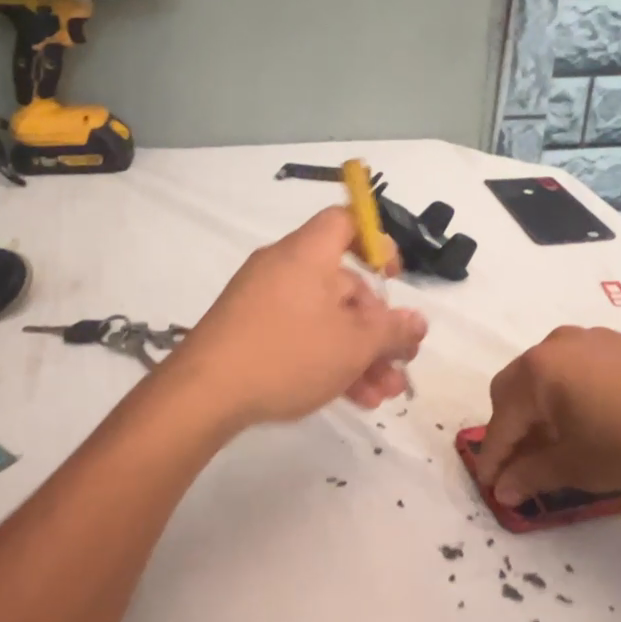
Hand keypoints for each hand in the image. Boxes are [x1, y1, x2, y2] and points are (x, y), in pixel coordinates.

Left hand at [167, 207, 426, 427]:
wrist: (204, 394)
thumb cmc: (288, 354)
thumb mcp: (354, 345)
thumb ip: (392, 331)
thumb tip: (416, 322)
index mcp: (307, 254)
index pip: (345, 222)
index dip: (377, 242)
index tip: (394, 278)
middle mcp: (283, 269)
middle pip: (342, 284)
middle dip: (377, 327)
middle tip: (399, 362)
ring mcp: (262, 303)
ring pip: (325, 320)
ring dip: (359, 355)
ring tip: (382, 394)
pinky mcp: (248, 334)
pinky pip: (300, 337)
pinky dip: (327, 360)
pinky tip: (353, 398)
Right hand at [478, 327, 620, 505]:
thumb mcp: (580, 467)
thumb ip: (533, 475)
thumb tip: (504, 489)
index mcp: (538, 370)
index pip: (501, 420)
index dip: (494, 459)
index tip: (492, 489)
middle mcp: (559, 344)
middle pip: (517, 388)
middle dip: (513, 428)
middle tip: (522, 468)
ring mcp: (596, 339)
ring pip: (550, 377)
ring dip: (543, 412)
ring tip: (559, 448)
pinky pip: (581, 371)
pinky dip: (573, 398)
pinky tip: (594, 424)